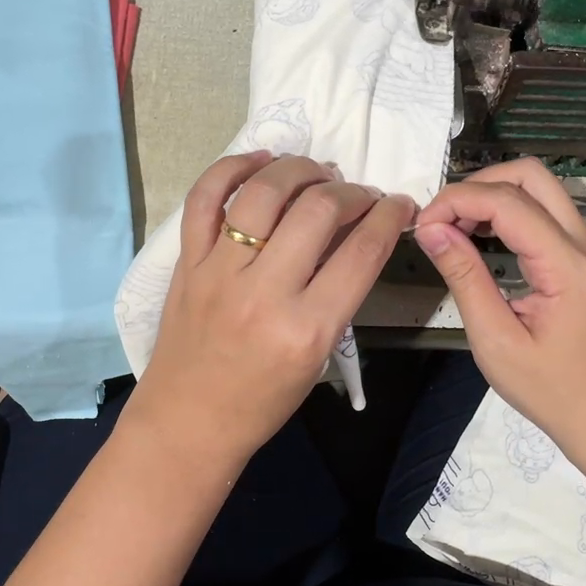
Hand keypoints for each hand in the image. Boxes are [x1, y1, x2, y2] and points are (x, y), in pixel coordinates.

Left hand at [129, 153, 415, 465]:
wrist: (187, 424)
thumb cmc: (264, 401)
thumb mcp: (319, 354)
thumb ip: (339, 291)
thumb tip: (357, 228)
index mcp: (306, 329)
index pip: (362, 251)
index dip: (390, 216)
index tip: (399, 204)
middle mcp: (263, 294)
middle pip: (318, 210)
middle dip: (350, 191)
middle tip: (359, 195)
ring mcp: (218, 272)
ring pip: (263, 192)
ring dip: (299, 169)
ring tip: (316, 173)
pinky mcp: (186, 262)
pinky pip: (204, 198)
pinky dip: (232, 168)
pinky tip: (260, 161)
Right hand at [413, 158, 585, 447]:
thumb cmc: (551, 389)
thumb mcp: (495, 341)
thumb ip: (464, 278)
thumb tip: (431, 229)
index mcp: (566, 265)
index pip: (508, 203)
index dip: (458, 201)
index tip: (422, 225)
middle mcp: (583, 242)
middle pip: (530, 174)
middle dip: (478, 184)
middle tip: (441, 218)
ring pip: (538, 186)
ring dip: (492, 193)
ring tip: (454, 226)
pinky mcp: (581, 253)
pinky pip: (544, 208)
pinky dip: (507, 208)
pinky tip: (479, 235)